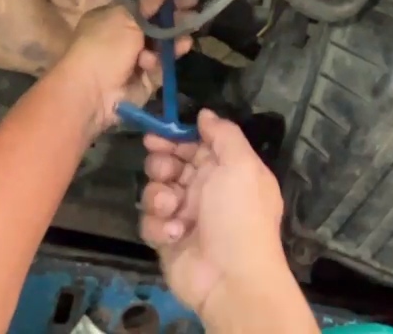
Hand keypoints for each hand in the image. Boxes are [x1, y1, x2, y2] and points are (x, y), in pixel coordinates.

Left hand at [55, 0, 195, 132]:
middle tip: (195, 12)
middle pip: (154, 24)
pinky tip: (180, 49)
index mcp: (112, 16)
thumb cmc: (104, 46)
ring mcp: (133, 59)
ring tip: (187, 34)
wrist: (91, 93)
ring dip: (174, 39)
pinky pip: (162, 65)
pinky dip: (168, 57)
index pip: (143, 3)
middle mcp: (122, 36)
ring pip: (161, 45)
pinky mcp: (144, 79)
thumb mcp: (126, 17)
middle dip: (174, 19)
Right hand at [139, 111, 306, 328]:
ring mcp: (184, 214)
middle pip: (170, 163)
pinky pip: (150, 221)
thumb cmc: (239, 214)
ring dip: (159, 196)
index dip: (175, 137)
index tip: (156, 133)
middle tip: (164, 170)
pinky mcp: (167, 239)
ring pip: (155, 190)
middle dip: (161, 163)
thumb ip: (223, 134)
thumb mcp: (241, 164)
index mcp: (224, 169)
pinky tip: (175, 233)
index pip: (194, 143)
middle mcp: (204, 189)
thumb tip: (205, 114)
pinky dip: (159, 225)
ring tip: (172, 207)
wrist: (231, 279)